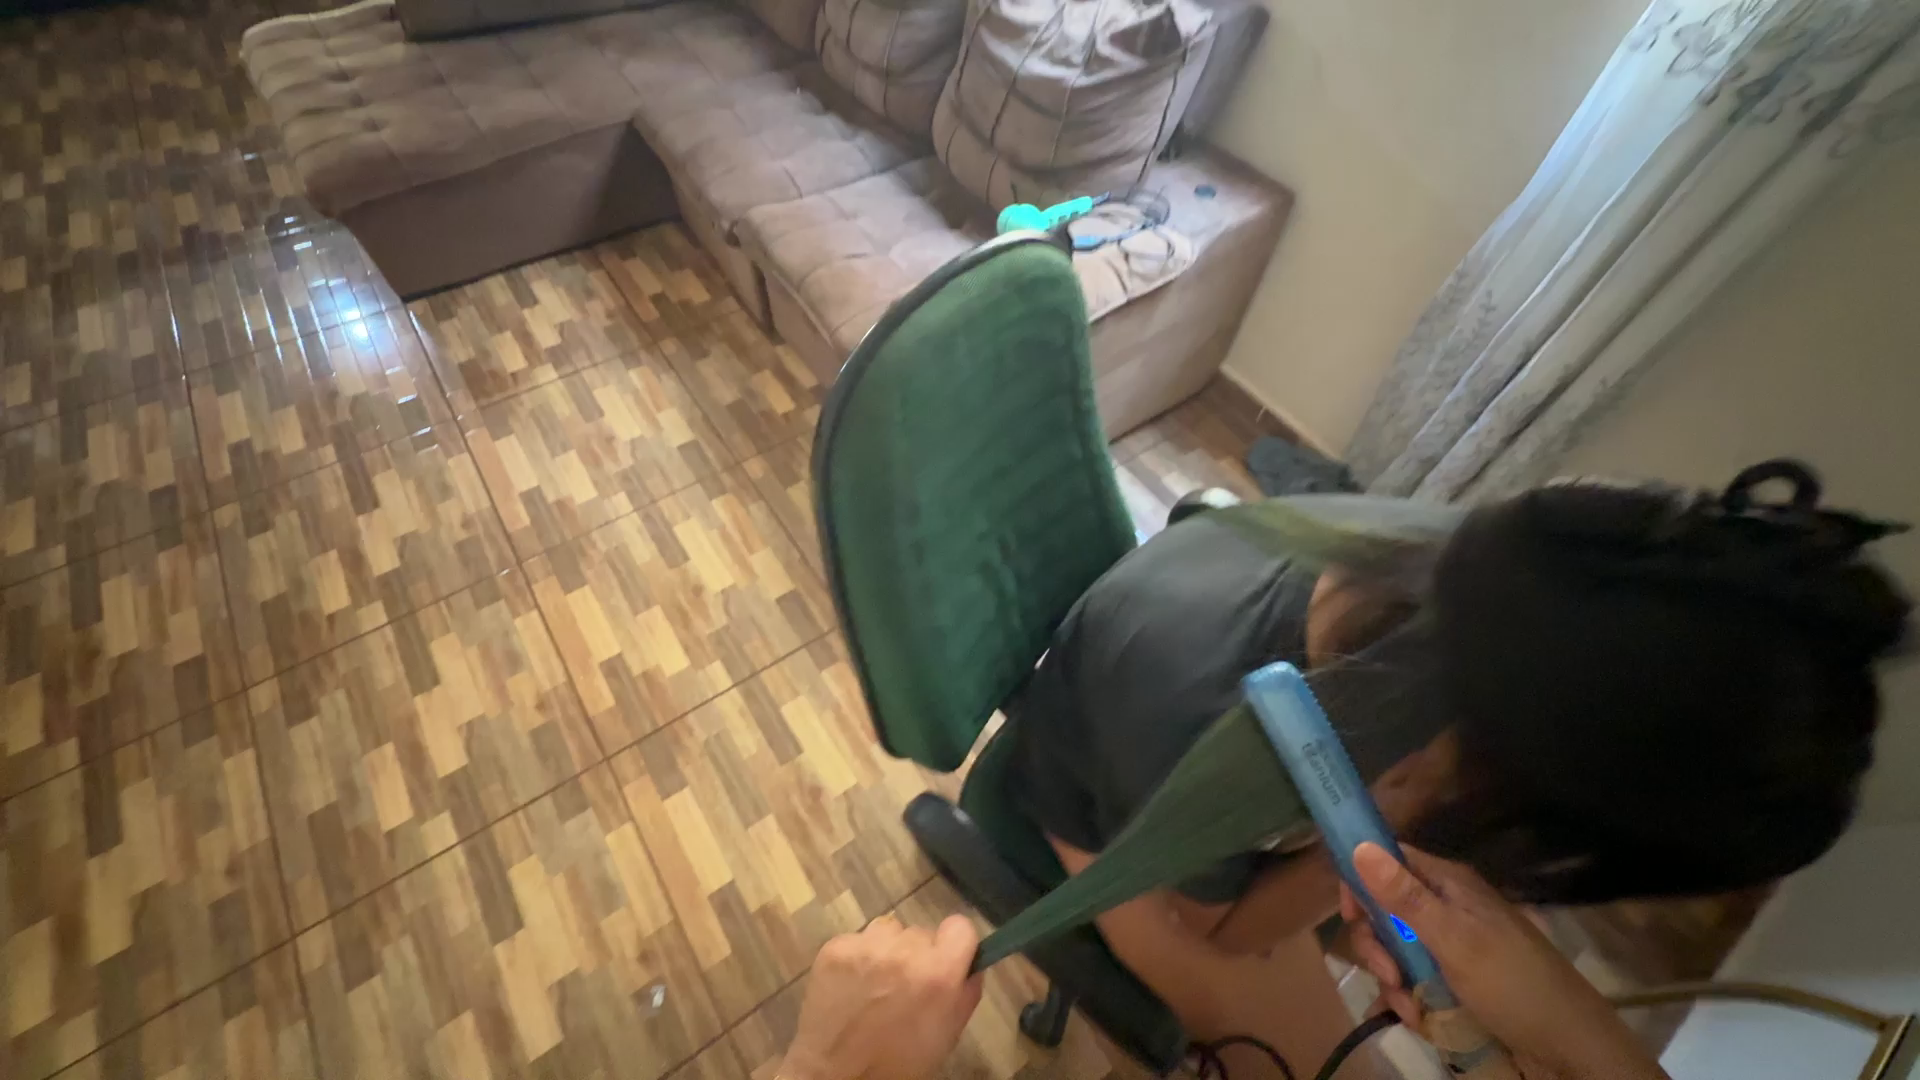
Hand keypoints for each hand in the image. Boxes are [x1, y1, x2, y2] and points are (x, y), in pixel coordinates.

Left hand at [779, 913, 984, 1079]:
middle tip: (904, 987)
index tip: (945, 960)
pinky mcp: (837, 946)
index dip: (955, 943)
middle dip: (917, 955)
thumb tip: (972, 962)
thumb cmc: (899, 1064)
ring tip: (875, 986)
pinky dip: (858, 958)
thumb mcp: (947, 1035)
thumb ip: (966, 992)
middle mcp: (905, 950)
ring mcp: (868, 946)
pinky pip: (858, 939)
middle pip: (921, 933)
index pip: (960, 926)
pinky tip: (851, 986)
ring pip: (890, 930)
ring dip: (888, 951)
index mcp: (939, 973)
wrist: (836, 1078)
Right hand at [1341, 843, 1667, 1079]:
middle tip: (1389, 972)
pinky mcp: (1453, 983)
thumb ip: (1404, 896)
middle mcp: (1445, 909)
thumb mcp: (1455, 940)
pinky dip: (1410, 1001)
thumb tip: (1357, 843)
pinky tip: (1422, 1019)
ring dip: (1393, 979)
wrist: (1576, 1058)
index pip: (1387, 859)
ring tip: (1413, 1008)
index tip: (1349, 912)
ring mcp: (1449, 947)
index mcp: (1447, 884)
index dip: (1360, 878)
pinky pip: (1412, 982)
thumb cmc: (1516, 986)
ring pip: (1393, 950)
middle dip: (1376, 944)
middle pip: (1383, 910)